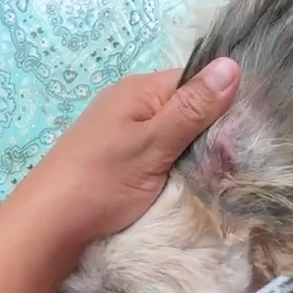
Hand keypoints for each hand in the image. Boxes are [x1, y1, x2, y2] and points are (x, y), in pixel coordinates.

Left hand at [6, 58, 240, 250]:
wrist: (48, 226)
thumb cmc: (100, 182)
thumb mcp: (152, 144)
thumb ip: (191, 110)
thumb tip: (233, 66)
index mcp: (139, 91)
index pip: (196, 81)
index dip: (222, 103)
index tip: (244, 133)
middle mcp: (130, 106)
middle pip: (185, 111)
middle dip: (207, 135)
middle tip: (230, 163)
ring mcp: (121, 136)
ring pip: (171, 138)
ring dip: (189, 157)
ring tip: (211, 178)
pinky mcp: (116, 164)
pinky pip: (155, 159)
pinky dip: (170, 172)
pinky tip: (180, 188)